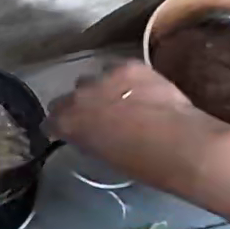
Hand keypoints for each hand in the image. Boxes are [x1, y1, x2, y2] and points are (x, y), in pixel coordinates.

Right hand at [47, 60, 229, 196]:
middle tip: (97, 116)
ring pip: (93, 79)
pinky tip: (140, 90)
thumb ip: (86, 139)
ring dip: (101, 89)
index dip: (61, 126)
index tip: (70, 131)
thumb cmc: (139, 163)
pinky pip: (119, 70)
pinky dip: (125, 79)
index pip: (51, 120)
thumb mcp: (101, 155)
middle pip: (69, 96)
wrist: (178, 144)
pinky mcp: (129, 66)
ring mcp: (103, 77)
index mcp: (67, 123)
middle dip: (79, 105)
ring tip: (120, 100)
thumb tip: (88, 133)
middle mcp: (78, 95)